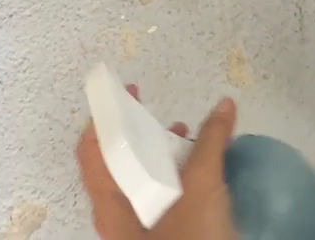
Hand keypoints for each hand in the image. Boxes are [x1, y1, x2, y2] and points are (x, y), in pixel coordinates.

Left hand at [77, 89, 238, 239]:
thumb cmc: (190, 239)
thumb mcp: (202, 187)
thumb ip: (210, 141)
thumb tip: (224, 105)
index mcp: (111, 204)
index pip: (91, 150)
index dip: (104, 115)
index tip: (127, 90)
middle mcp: (118, 216)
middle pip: (116, 162)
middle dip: (137, 130)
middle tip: (156, 109)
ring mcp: (138, 230)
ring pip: (140, 179)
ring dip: (159, 151)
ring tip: (187, 135)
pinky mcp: (161, 237)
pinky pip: (159, 195)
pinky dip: (174, 173)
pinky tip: (201, 167)